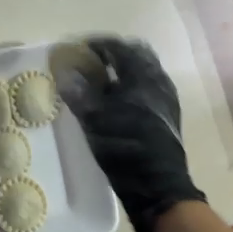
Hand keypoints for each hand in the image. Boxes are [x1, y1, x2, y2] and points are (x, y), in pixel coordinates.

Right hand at [57, 37, 205, 231]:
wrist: (159, 186)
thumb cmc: (125, 147)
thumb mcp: (95, 119)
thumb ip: (79, 91)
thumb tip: (64, 70)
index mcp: (142, 74)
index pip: (117, 46)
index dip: (94, 45)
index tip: (75, 50)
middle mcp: (159, 80)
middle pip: (134, 55)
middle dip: (111, 55)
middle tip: (89, 63)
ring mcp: (167, 98)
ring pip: (143, 72)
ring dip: (122, 71)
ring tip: (99, 83)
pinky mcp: (168, 115)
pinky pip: (148, 88)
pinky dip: (130, 86)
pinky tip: (116, 102)